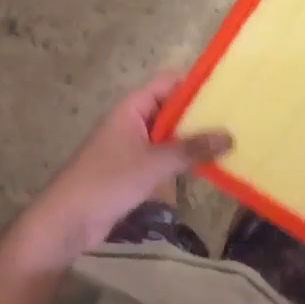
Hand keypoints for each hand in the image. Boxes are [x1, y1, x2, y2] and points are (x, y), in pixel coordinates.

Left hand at [15, 71, 230, 267]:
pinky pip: (163, 157)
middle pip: (171, 108)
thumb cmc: (107, 181)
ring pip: (169, 135)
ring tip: (230, 142)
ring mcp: (132, 146)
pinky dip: (182, 160)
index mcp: (132, 107)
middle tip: (237, 119)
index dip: (195, 83)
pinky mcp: (133, 171)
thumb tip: (229, 136)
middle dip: (199, 114)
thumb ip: (190, 150)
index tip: (227, 88)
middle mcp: (133, 120)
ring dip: (192, 140)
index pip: (168, 83)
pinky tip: (207, 169)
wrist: (67, 221)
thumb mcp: (152, 164)